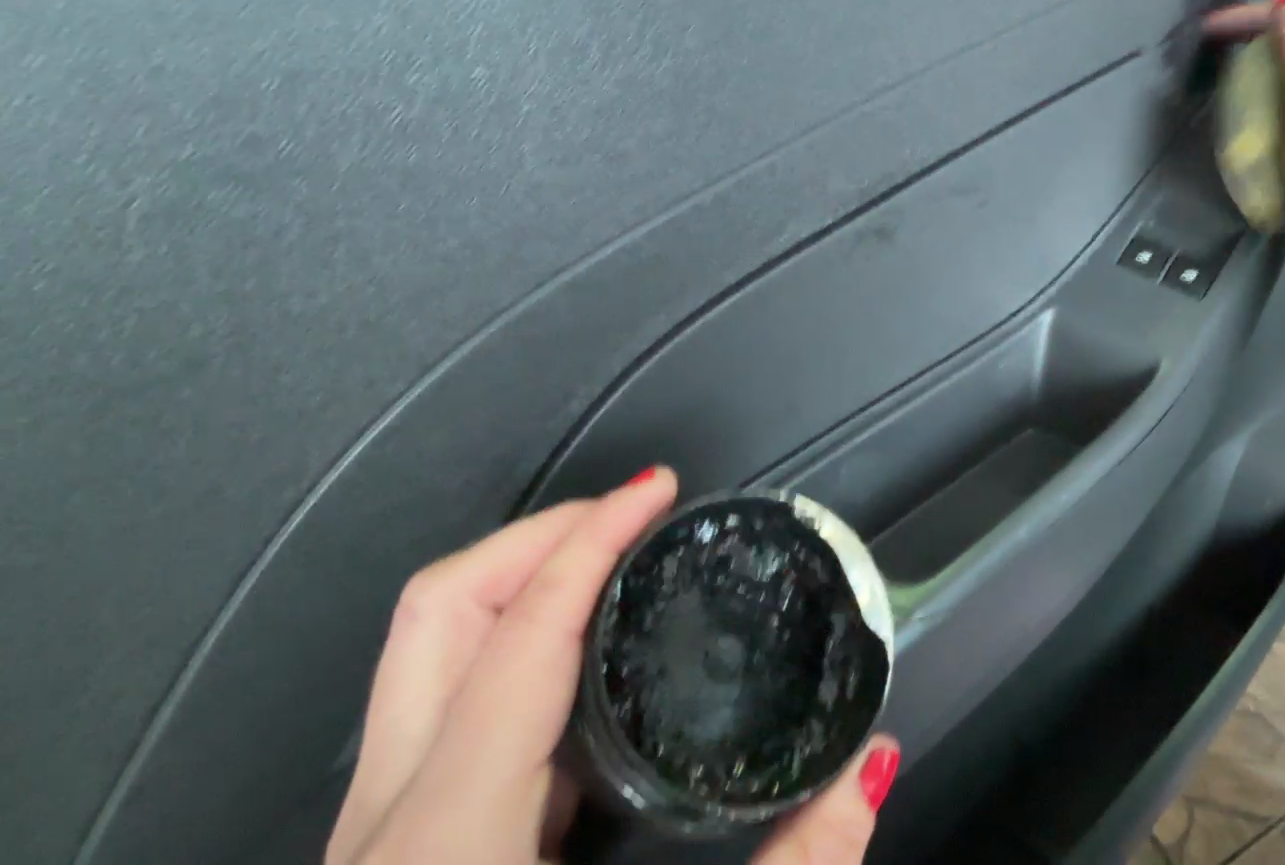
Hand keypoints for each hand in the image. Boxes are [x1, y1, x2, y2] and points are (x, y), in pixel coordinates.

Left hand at [326, 466, 900, 864]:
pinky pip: (450, 704)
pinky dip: (523, 648)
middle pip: (440, 610)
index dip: (588, 541)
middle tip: (630, 512)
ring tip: (618, 558)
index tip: (654, 489)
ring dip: (529, 581)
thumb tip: (873, 770)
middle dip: (540, 534)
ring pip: (431, 650)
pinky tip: (590, 663)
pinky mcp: (401, 845)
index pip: (521, 635)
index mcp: (451, 838)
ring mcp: (377, 834)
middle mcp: (387, 823)